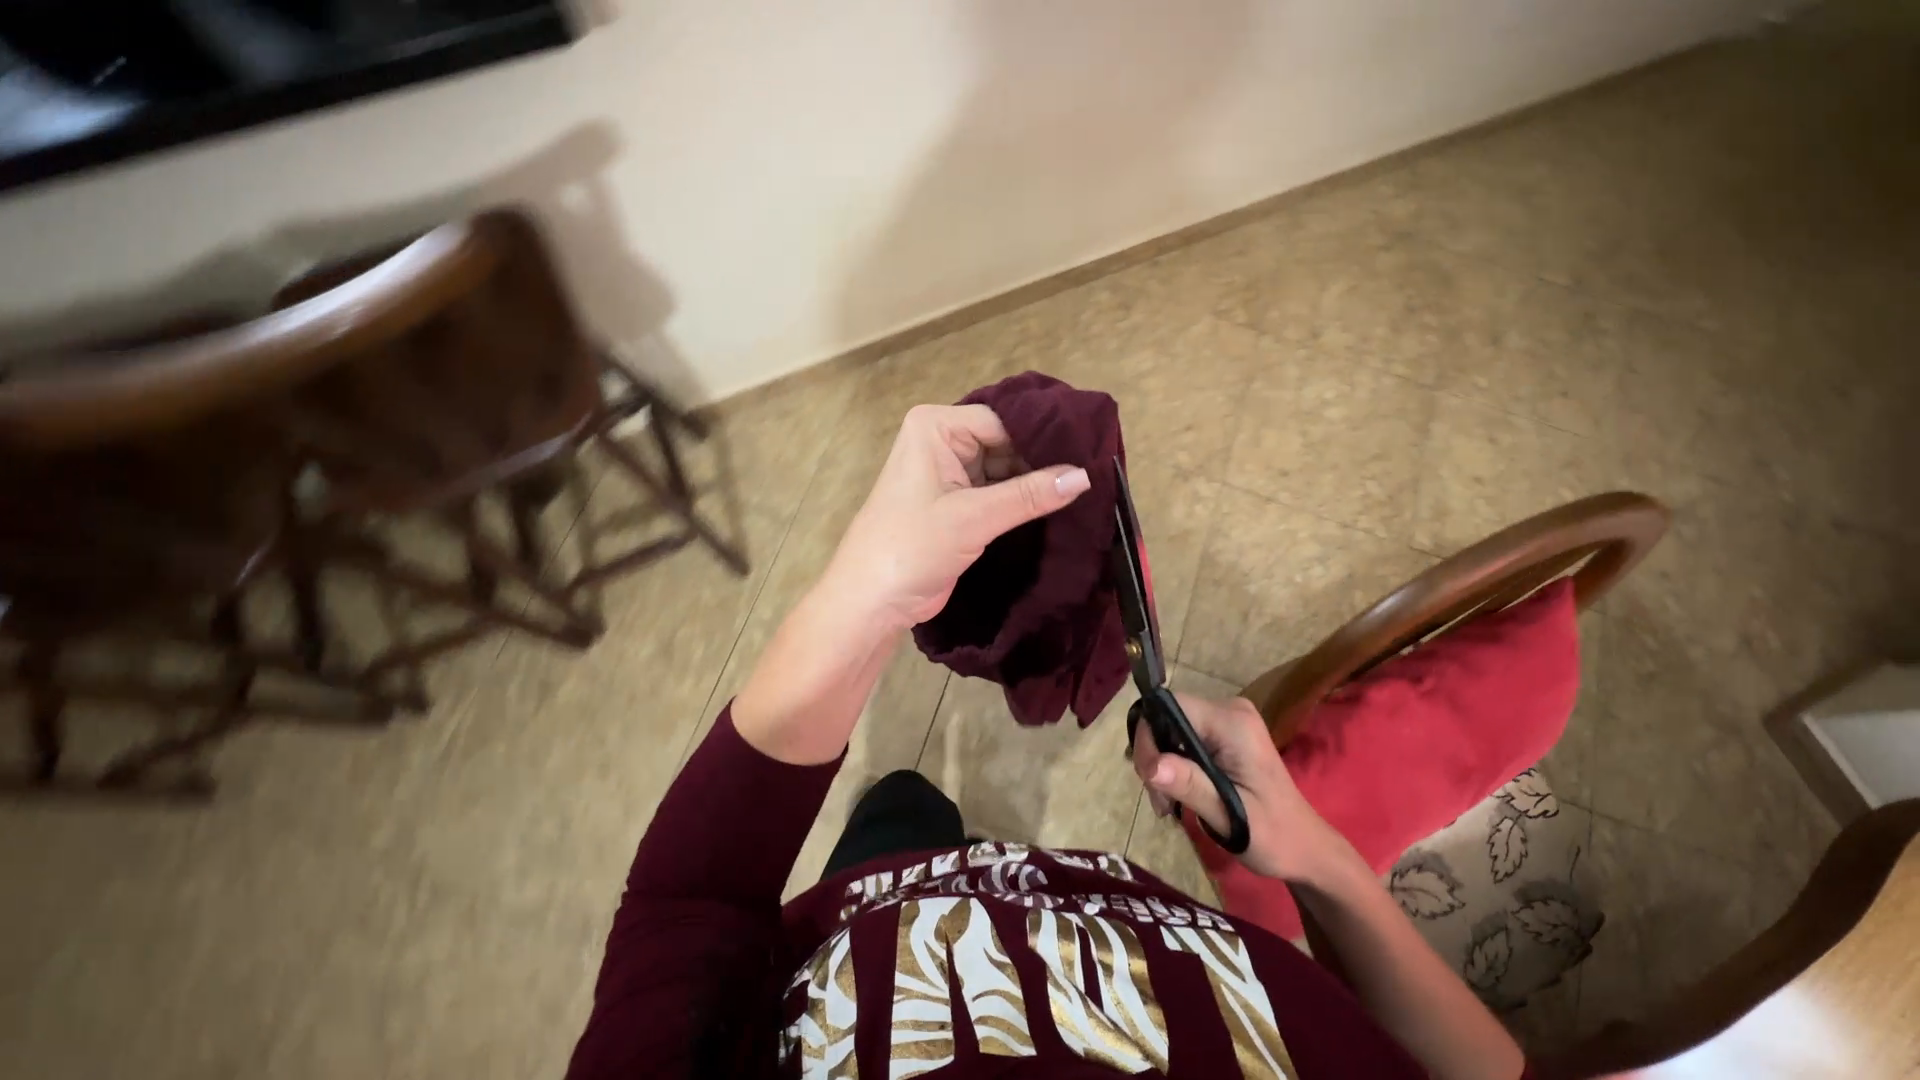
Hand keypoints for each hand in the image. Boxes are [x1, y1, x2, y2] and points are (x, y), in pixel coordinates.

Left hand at [822, 404, 1091, 630]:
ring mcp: (950, 473)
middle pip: (1007, 443)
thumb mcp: (973, 518)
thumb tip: (1086, 476)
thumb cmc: (910, 548)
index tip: (1090, 453)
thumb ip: (1029, 495)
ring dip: (1036, 485)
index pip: (1004, 421)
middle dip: (1043, 463)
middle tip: (1095, 474)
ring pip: (1006, 470)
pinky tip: (1060, 509)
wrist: (871, 601)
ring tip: (1087, 492)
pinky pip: (999, 493)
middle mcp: (942, 441)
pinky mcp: (957, 504)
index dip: (1044, 439)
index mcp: (935, 427)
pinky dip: (1023, 503)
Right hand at [1131, 694, 1351, 883]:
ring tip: (1168, 806)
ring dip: (1162, 766)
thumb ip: (1189, 785)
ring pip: (1172, 730)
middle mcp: (1229, 711)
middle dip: (1154, 758)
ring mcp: (1228, 720)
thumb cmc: (1273, 836)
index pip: (1169, 707)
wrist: (1305, 848)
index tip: (1148, 779)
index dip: (1149, 737)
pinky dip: (1175, 766)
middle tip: (1161, 803)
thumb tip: (1152, 765)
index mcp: (1233, 723)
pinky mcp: (1225, 734)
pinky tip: (1178, 796)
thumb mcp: (1227, 815)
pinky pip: (1185, 738)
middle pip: (1168, 717)